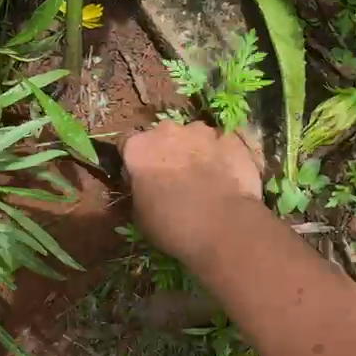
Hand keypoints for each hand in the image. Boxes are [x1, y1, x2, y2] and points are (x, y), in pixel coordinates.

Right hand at [121, 121, 264, 261]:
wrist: (223, 226)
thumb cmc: (172, 225)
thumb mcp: (140, 215)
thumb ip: (139, 190)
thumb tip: (146, 187)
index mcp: (138, 147)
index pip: (127, 145)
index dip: (134, 163)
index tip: (140, 180)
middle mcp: (166, 130)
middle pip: (162, 136)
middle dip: (166, 152)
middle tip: (174, 180)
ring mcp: (200, 131)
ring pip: (193, 136)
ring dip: (194, 151)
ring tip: (204, 179)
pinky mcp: (229, 138)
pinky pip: (220, 143)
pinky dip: (220, 155)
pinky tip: (226, 176)